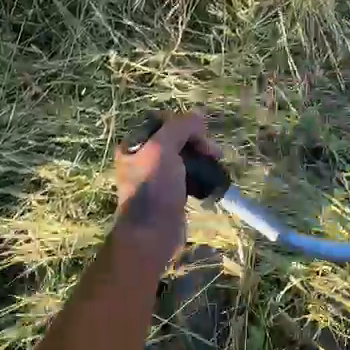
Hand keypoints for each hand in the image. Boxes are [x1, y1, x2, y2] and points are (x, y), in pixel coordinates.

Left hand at [113, 111, 220, 277]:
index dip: (184, 124)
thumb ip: (181, 126)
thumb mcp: (163, 148)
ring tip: (216, 164)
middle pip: (175, 137)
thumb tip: (199, 115)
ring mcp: (156, 176)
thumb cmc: (154, 188)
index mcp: (133, 144)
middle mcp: (142, 157)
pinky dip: (199, 173)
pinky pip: (187, 174)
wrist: (152, 234)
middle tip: (213, 152)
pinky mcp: (169, 192)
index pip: (163, 120)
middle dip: (197, 141)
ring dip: (201, 157)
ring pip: (183, 155)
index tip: (200, 135)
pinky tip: (210, 179)